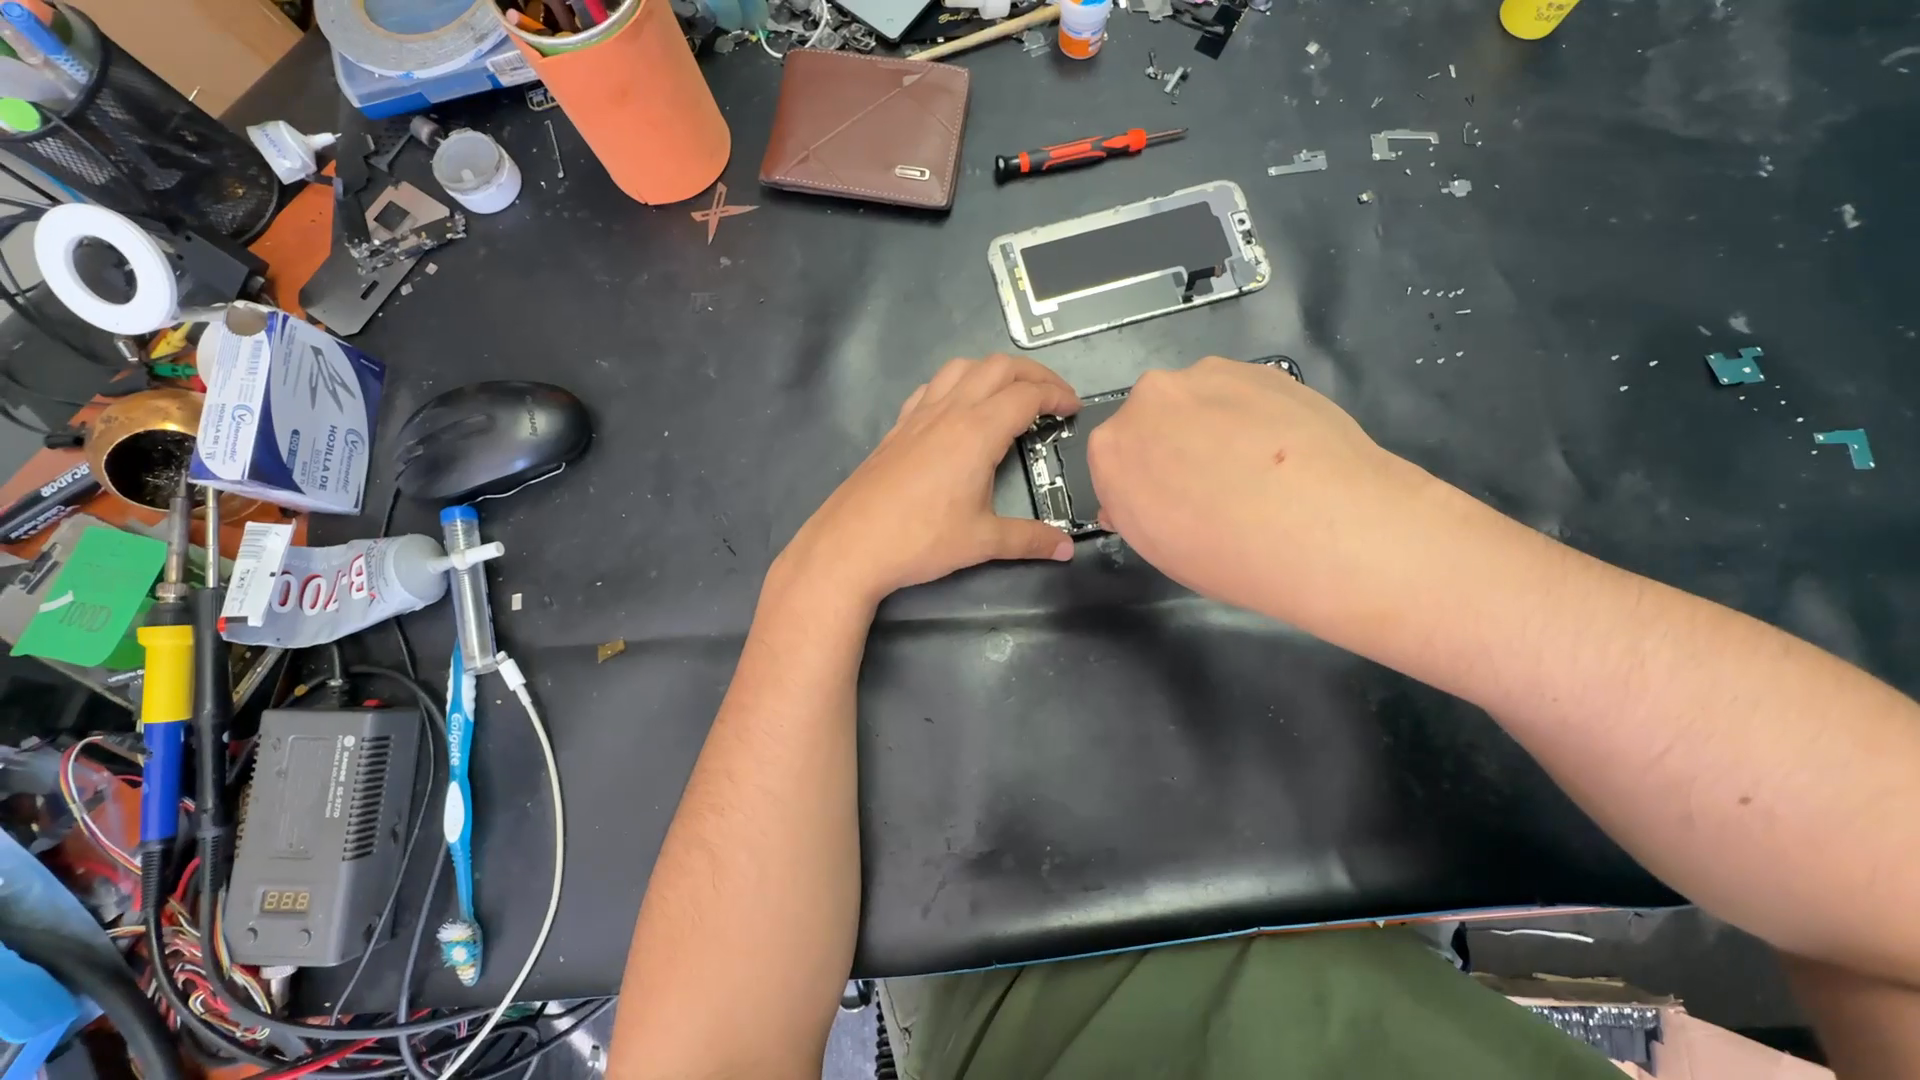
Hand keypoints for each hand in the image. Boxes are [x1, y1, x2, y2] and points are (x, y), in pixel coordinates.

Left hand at [777, 355, 1079, 606]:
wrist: (849, 545)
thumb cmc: (919, 541)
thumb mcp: (982, 542)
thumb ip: (1029, 540)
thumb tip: (1066, 549)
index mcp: (976, 432)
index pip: (1027, 395)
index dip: (1056, 395)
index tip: (1074, 409)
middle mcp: (949, 412)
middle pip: (998, 368)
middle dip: (1033, 374)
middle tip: (1054, 397)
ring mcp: (919, 416)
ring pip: (962, 368)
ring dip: (993, 371)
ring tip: (1011, 393)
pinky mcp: (898, 427)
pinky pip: (933, 387)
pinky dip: (957, 384)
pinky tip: (959, 407)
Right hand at [1086, 356, 1448, 633]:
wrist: (1322, 525)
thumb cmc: (1228, 554)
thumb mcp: (1160, 550)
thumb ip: (1137, 510)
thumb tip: (1142, 497)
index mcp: (1112, 448)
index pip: (1115, 461)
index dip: (1143, 484)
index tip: (1170, 506)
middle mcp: (1150, 400)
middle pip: (1154, 421)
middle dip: (1175, 447)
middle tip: (1215, 488)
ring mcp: (1207, 377)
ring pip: (1200, 401)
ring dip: (1216, 426)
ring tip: (1259, 469)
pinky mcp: (1261, 368)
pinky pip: (1244, 394)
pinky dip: (1256, 416)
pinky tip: (1284, 452)